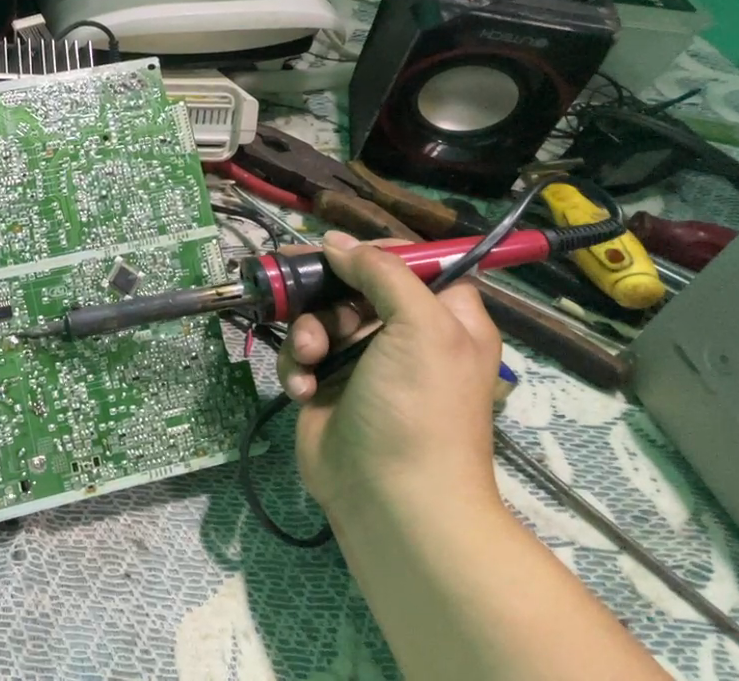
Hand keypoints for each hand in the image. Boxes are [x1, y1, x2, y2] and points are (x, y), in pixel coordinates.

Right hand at [277, 231, 502, 524]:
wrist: (390, 496)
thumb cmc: (419, 406)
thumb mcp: (421, 328)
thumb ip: (383, 274)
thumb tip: (335, 241)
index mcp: (444, 320)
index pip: (412, 264)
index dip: (375, 253)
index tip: (339, 253)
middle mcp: (404, 336)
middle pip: (353, 286)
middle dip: (324, 293)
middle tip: (294, 289)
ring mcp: (362, 362)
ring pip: (318, 317)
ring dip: (306, 332)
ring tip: (310, 358)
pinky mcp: (326, 386)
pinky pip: (300, 355)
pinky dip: (296, 366)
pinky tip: (303, 388)